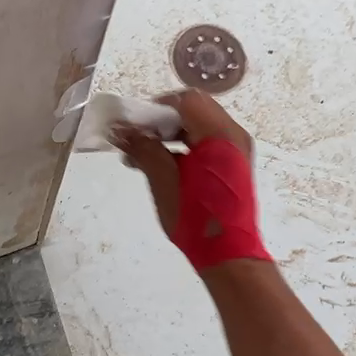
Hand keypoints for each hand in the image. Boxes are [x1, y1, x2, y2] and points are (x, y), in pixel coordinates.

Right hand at [112, 90, 256, 243]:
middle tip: (137, 136)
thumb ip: (143, 148)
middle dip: (162, 119)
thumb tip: (120, 131)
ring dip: (170, 133)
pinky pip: (206, 143)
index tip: (134, 123)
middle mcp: (233, 135)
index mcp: (220, 134)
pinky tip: (161, 165)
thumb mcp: (163, 179)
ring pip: (199, 126)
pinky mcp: (233, 166)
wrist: (228, 255)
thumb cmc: (195, 216)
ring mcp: (236, 151)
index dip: (157, 106)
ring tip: (144, 153)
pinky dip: (183, 146)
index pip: (186, 100)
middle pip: (194, 110)